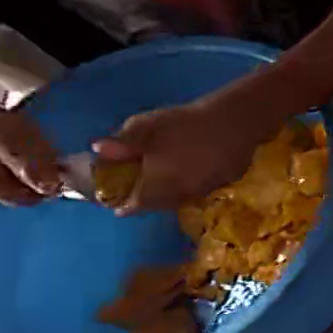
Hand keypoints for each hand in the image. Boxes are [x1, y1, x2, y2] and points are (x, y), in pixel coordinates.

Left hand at [92, 97, 270, 213]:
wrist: (234, 123)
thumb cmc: (186, 124)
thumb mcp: (146, 127)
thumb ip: (122, 142)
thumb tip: (98, 150)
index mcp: (160, 183)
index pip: (139, 204)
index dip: (127, 207)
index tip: (118, 210)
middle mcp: (183, 192)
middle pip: (162, 205)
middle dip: (148, 204)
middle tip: (139, 199)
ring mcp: (206, 189)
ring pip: (183, 199)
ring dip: (170, 198)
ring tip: (163, 190)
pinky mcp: (225, 182)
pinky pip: (201, 191)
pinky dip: (190, 189)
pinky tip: (190, 177)